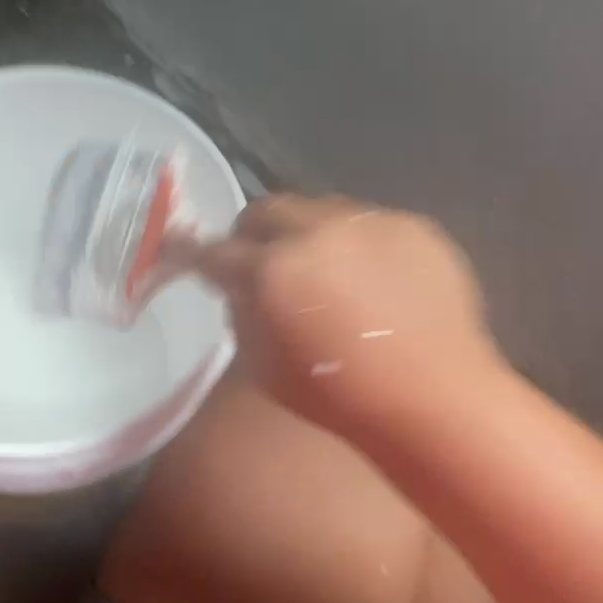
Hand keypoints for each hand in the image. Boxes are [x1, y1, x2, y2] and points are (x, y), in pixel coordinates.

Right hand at [191, 195, 505, 441]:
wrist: (428, 393)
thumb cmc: (331, 392)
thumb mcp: (259, 361)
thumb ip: (243, 311)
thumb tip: (241, 287)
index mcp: (271, 270)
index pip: (213, 251)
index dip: (188, 251)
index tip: (175, 249)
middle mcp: (317, 232)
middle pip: (266, 209)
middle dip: (250, 232)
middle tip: (252, 260)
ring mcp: (370, 223)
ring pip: (317, 210)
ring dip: (302, 234)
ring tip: (315, 270)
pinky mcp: (413, 226)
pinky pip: (365, 224)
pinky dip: (350, 245)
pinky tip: (363, 281)